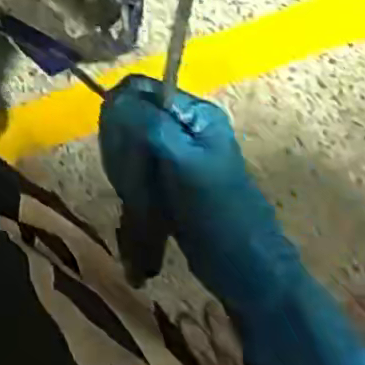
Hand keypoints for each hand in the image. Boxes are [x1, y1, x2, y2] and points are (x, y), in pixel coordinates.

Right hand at [98, 75, 294, 307]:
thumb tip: (115, 98)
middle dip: (120, 143)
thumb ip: (150, 124)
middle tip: (130, 175)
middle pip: (126, 112)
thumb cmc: (222, 215)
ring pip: (122, 138)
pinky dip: (125, 178)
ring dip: (121, 164)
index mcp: (195, 113)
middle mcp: (183, 123)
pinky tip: (134, 198)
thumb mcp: (185, 163)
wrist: (249, 275)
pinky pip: (129, 161)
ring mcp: (173, 149)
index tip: (121, 142)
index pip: (137, 88)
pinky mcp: (164, 173)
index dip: (121, 109)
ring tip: (136, 193)